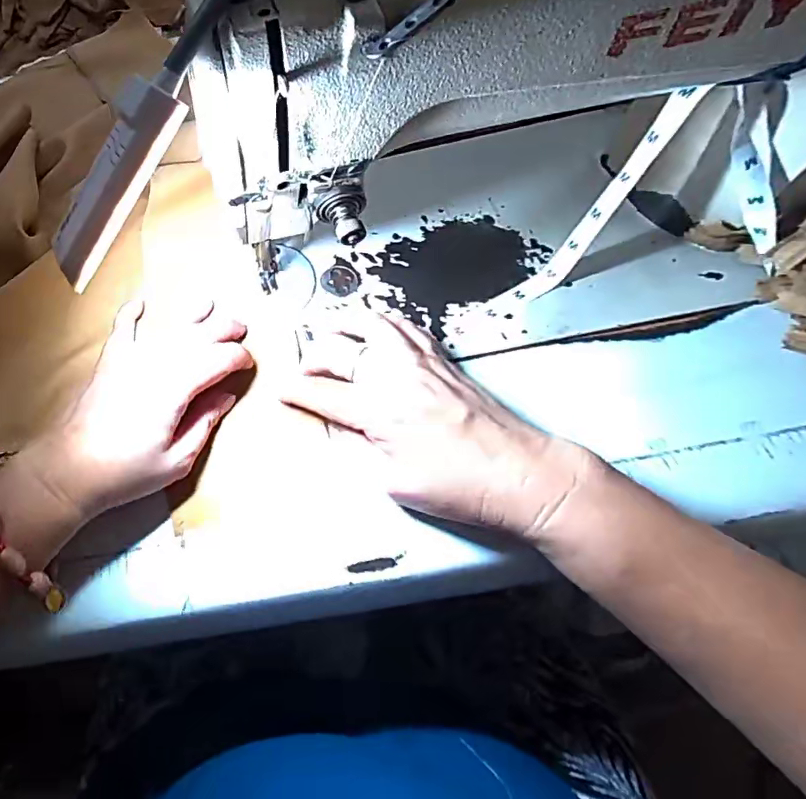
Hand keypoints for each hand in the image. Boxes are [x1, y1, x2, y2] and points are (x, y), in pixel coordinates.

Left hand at [14, 298, 252, 523]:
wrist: (70, 468)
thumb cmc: (125, 471)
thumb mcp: (176, 460)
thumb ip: (204, 422)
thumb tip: (226, 395)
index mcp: (176, 388)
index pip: (218, 359)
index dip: (238, 358)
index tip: (248, 364)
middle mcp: (155, 364)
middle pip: (197, 336)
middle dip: (224, 329)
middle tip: (240, 330)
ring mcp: (129, 358)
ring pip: (168, 328)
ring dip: (192, 316)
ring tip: (210, 306)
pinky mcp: (109, 361)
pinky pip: (122, 327)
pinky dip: (131, 313)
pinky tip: (141, 303)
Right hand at [278, 306, 608, 548]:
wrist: (521, 475)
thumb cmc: (464, 486)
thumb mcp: (395, 483)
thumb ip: (359, 451)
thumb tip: (342, 430)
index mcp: (379, 411)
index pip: (323, 394)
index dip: (296, 392)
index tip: (284, 391)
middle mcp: (396, 377)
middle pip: (339, 351)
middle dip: (312, 357)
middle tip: (304, 367)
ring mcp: (421, 363)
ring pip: (373, 323)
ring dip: (345, 322)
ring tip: (330, 324)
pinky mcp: (443, 361)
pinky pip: (407, 326)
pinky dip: (384, 320)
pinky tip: (380, 324)